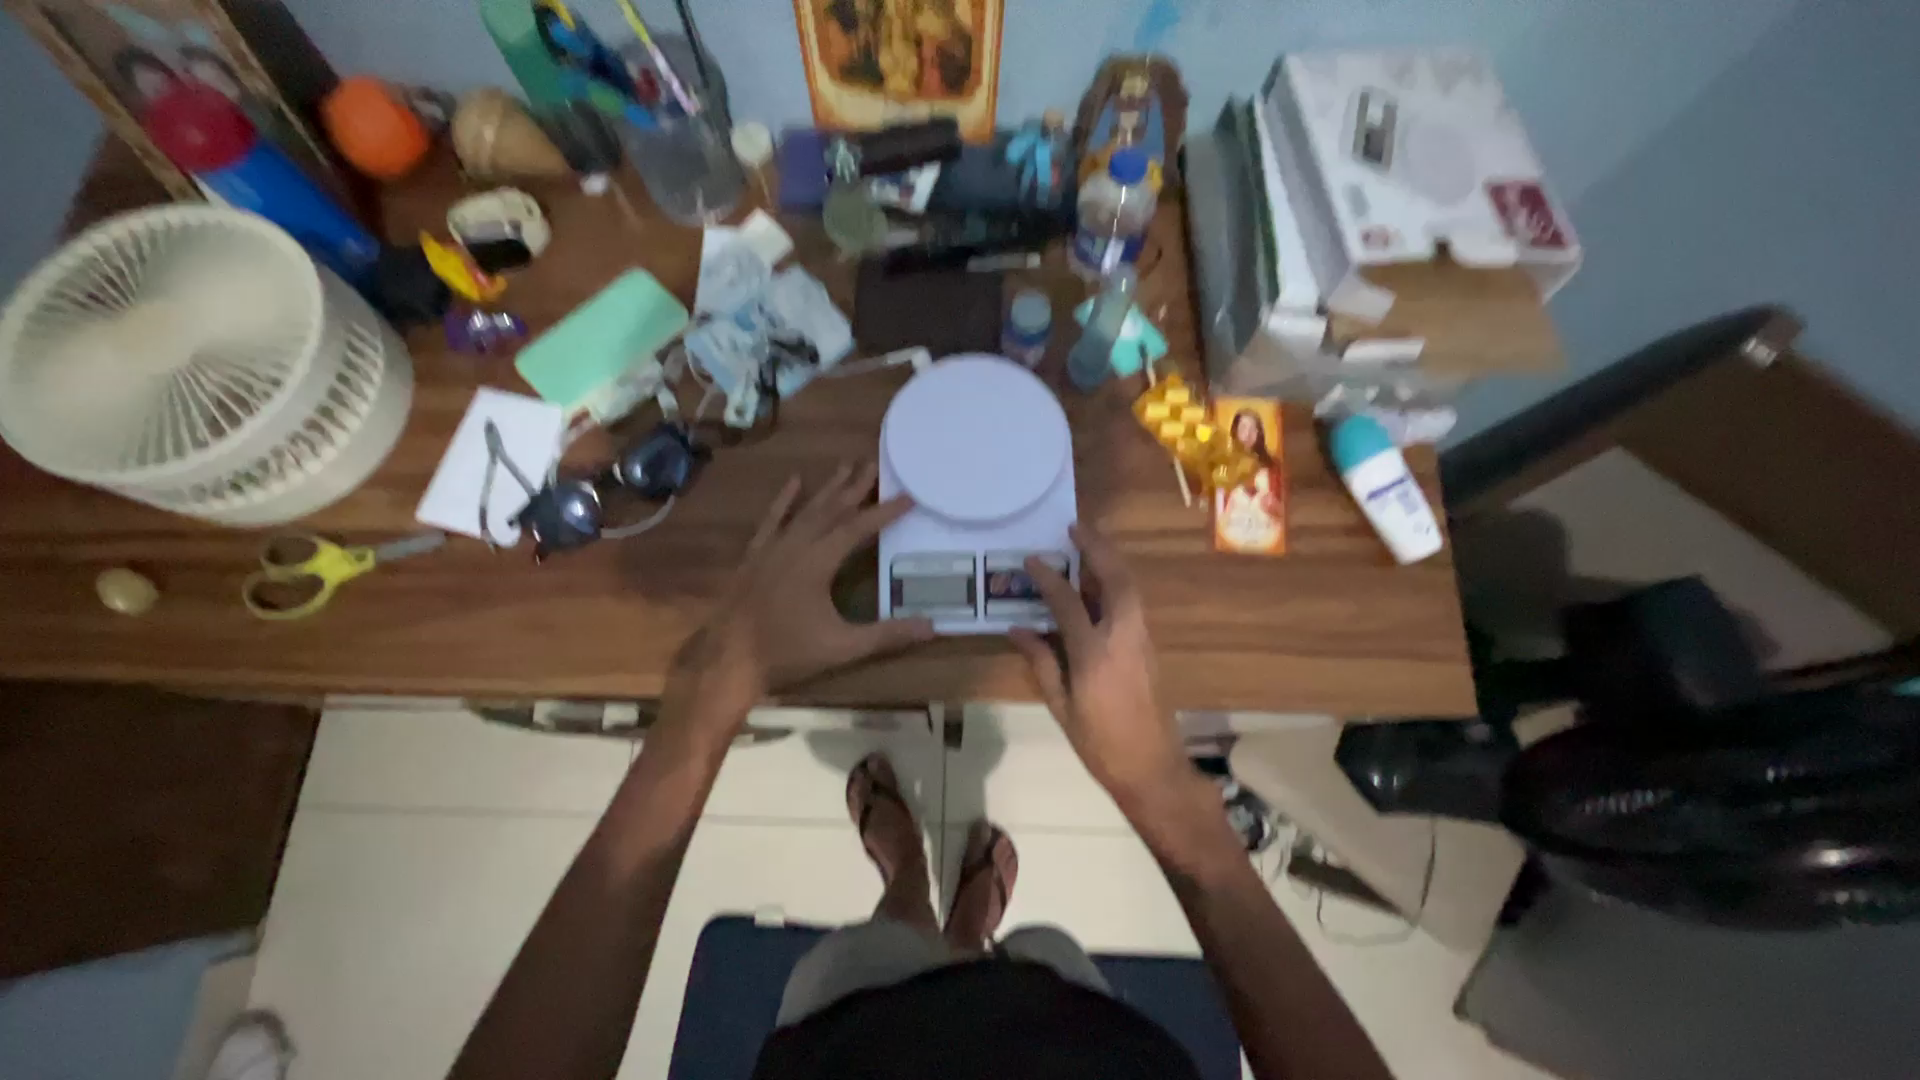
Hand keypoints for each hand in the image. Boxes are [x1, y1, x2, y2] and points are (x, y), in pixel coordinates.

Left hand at [666, 463, 934, 723]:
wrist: (728, 661)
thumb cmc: (787, 653)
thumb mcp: (843, 647)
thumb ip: (887, 635)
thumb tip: (933, 626)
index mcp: (818, 562)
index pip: (858, 528)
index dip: (884, 512)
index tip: (907, 496)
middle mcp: (796, 545)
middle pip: (831, 509)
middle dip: (855, 487)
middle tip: (875, 464)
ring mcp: (772, 548)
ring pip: (806, 510)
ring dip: (828, 488)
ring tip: (846, 465)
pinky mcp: (755, 555)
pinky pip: (773, 519)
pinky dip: (785, 499)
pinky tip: (795, 481)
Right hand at [1009, 524, 1189, 801]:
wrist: (1151, 766)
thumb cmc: (1099, 742)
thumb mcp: (1060, 705)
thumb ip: (1041, 662)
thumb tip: (1018, 628)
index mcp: (1094, 653)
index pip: (1068, 602)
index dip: (1048, 577)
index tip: (1032, 558)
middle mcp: (1123, 637)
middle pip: (1115, 579)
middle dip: (1097, 548)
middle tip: (1075, 528)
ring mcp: (1141, 640)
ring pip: (1130, 587)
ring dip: (1111, 561)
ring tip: (1088, 545)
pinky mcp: (1150, 647)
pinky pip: (1134, 602)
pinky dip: (1118, 582)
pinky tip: (1100, 583)